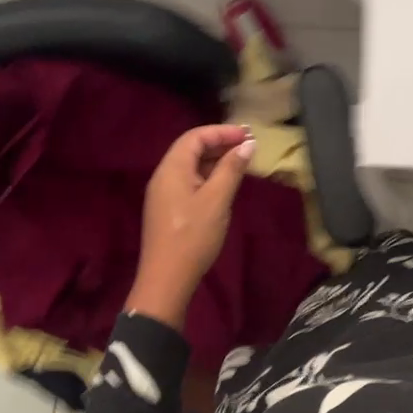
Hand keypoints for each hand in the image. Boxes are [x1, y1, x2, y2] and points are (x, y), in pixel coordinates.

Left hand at [127, 124, 255, 328]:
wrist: (166, 280)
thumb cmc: (193, 236)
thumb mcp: (217, 200)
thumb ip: (232, 169)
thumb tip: (247, 144)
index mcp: (172, 168)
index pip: (195, 137)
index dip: (221, 132)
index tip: (248, 135)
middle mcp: (164, 176)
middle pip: (191, 149)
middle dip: (219, 144)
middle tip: (248, 147)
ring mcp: (163, 194)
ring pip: (190, 167)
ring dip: (215, 161)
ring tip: (241, 164)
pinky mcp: (168, 209)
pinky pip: (188, 182)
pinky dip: (208, 177)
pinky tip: (224, 186)